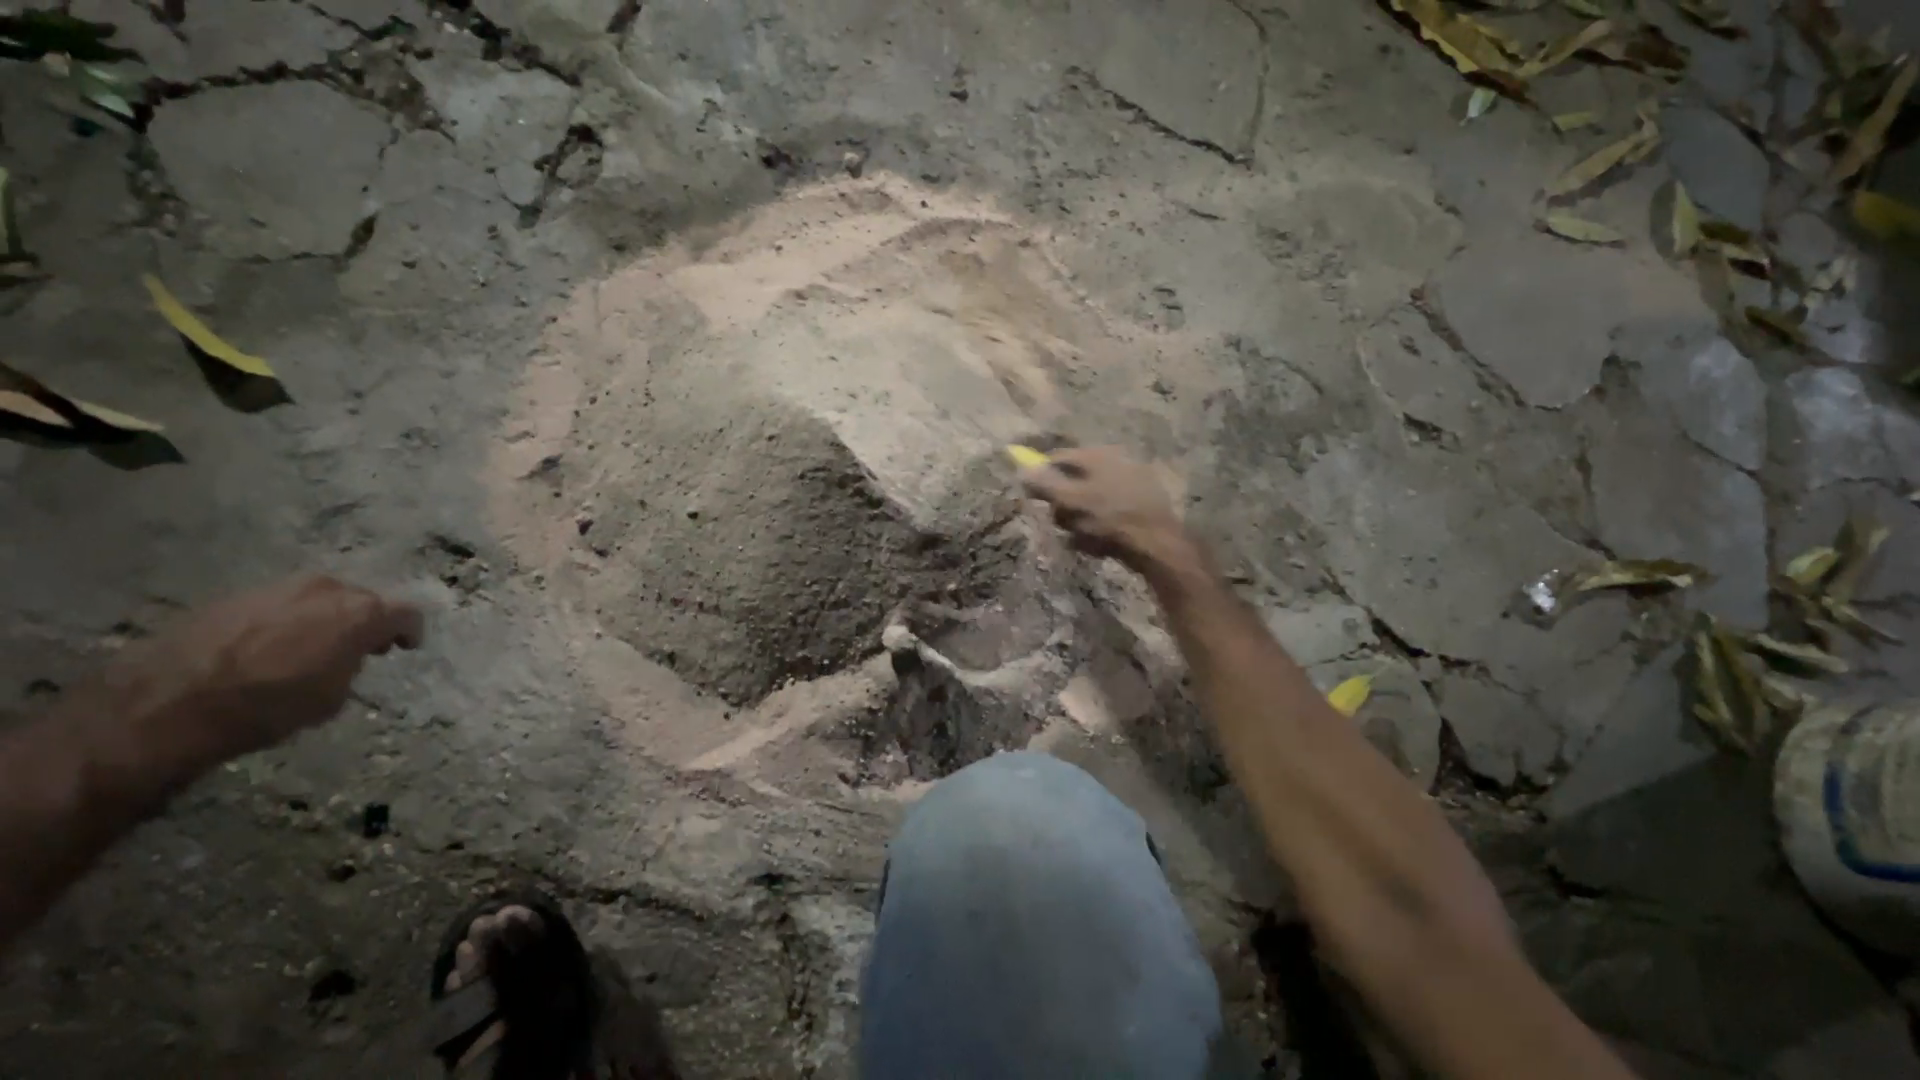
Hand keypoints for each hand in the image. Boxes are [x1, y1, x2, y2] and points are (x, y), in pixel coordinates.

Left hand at [102, 575, 423, 763]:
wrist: (170, 702)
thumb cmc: (268, 706)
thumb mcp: (331, 697)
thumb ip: (351, 666)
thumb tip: (346, 655)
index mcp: (359, 612)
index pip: (406, 612)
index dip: (409, 631)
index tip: (405, 647)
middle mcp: (324, 588)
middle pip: (360, 599)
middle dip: (364, 621)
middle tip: (357, 649)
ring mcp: (277, 587)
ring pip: (317, 598)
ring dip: (322, 619)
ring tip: (309, 648)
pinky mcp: (236, 595)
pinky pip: (279, 604)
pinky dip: (285, 622)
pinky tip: (268, 648)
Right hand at [1019, 446, 1190, 574]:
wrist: (1157, 543)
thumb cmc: (1109, 519)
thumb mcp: (1071, 501)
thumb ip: (1045, 484)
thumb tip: (1022, 469)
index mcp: (1097, 455)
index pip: (1058, 458)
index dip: (1041, 477)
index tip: (1035, 498)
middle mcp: (1116, 460)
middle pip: (1074, 480)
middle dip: (1063, 505)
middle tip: (1062, 523)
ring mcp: (1132, 481)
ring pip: (1090, 500)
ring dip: (1080, 520)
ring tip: (1083, 538)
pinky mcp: (1143, 503)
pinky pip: (1109, 512)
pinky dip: (1101, 526)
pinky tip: (1102, 543)